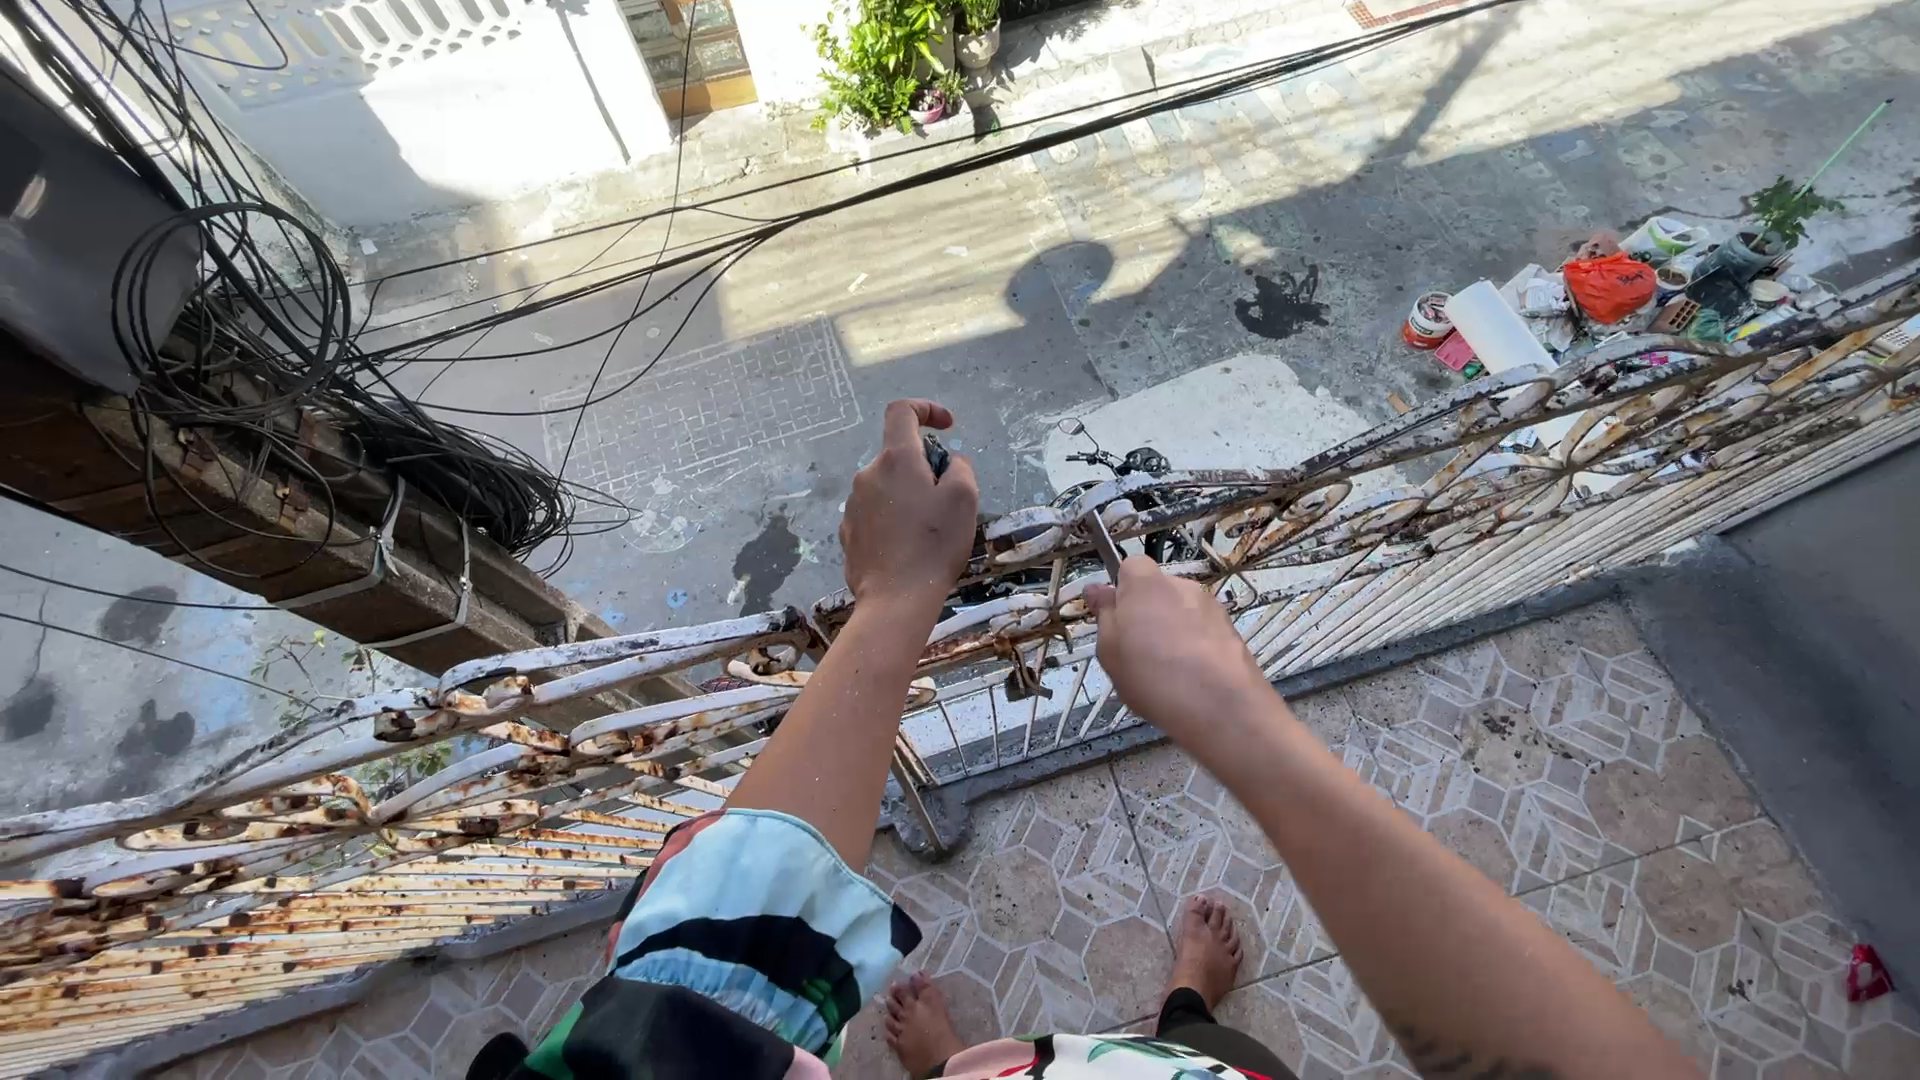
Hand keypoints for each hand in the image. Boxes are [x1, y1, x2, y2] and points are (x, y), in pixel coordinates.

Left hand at [840, 400, 979, 610]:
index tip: (947, 426)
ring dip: (908, 496)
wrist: (896, 599)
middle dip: (924, 468)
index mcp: (896, 460)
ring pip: (886, 487)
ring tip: (927, 531)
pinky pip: (875, 514)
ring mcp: (852, 505)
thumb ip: (960, 468)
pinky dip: (892, 519)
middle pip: (898, 456)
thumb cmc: (934, 545)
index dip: (926, 409)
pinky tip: (907, 548)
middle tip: (946, 501)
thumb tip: (949, 463)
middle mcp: (867, 475)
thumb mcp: (964, 500)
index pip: (902, 411)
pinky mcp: (848, 533)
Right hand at [1084, 557, 1276, 737]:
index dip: (1122, 591)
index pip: (1131, 566)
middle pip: (1159, 591)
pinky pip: (1204, 633)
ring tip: (1169, 672)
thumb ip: (1104, 615)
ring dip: (1174, 631)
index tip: (1117, 621)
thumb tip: (1097, 589)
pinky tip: (1193, 679)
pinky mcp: (1233, 632)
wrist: (1220, 706)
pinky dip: (1197, 647)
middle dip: (1149, 613)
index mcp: (1146, 583)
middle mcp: (1182, 586)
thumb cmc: (1151, 675)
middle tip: (1138, 651)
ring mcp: (1212, 608)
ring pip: (1183, 613)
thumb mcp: (1109, 650)